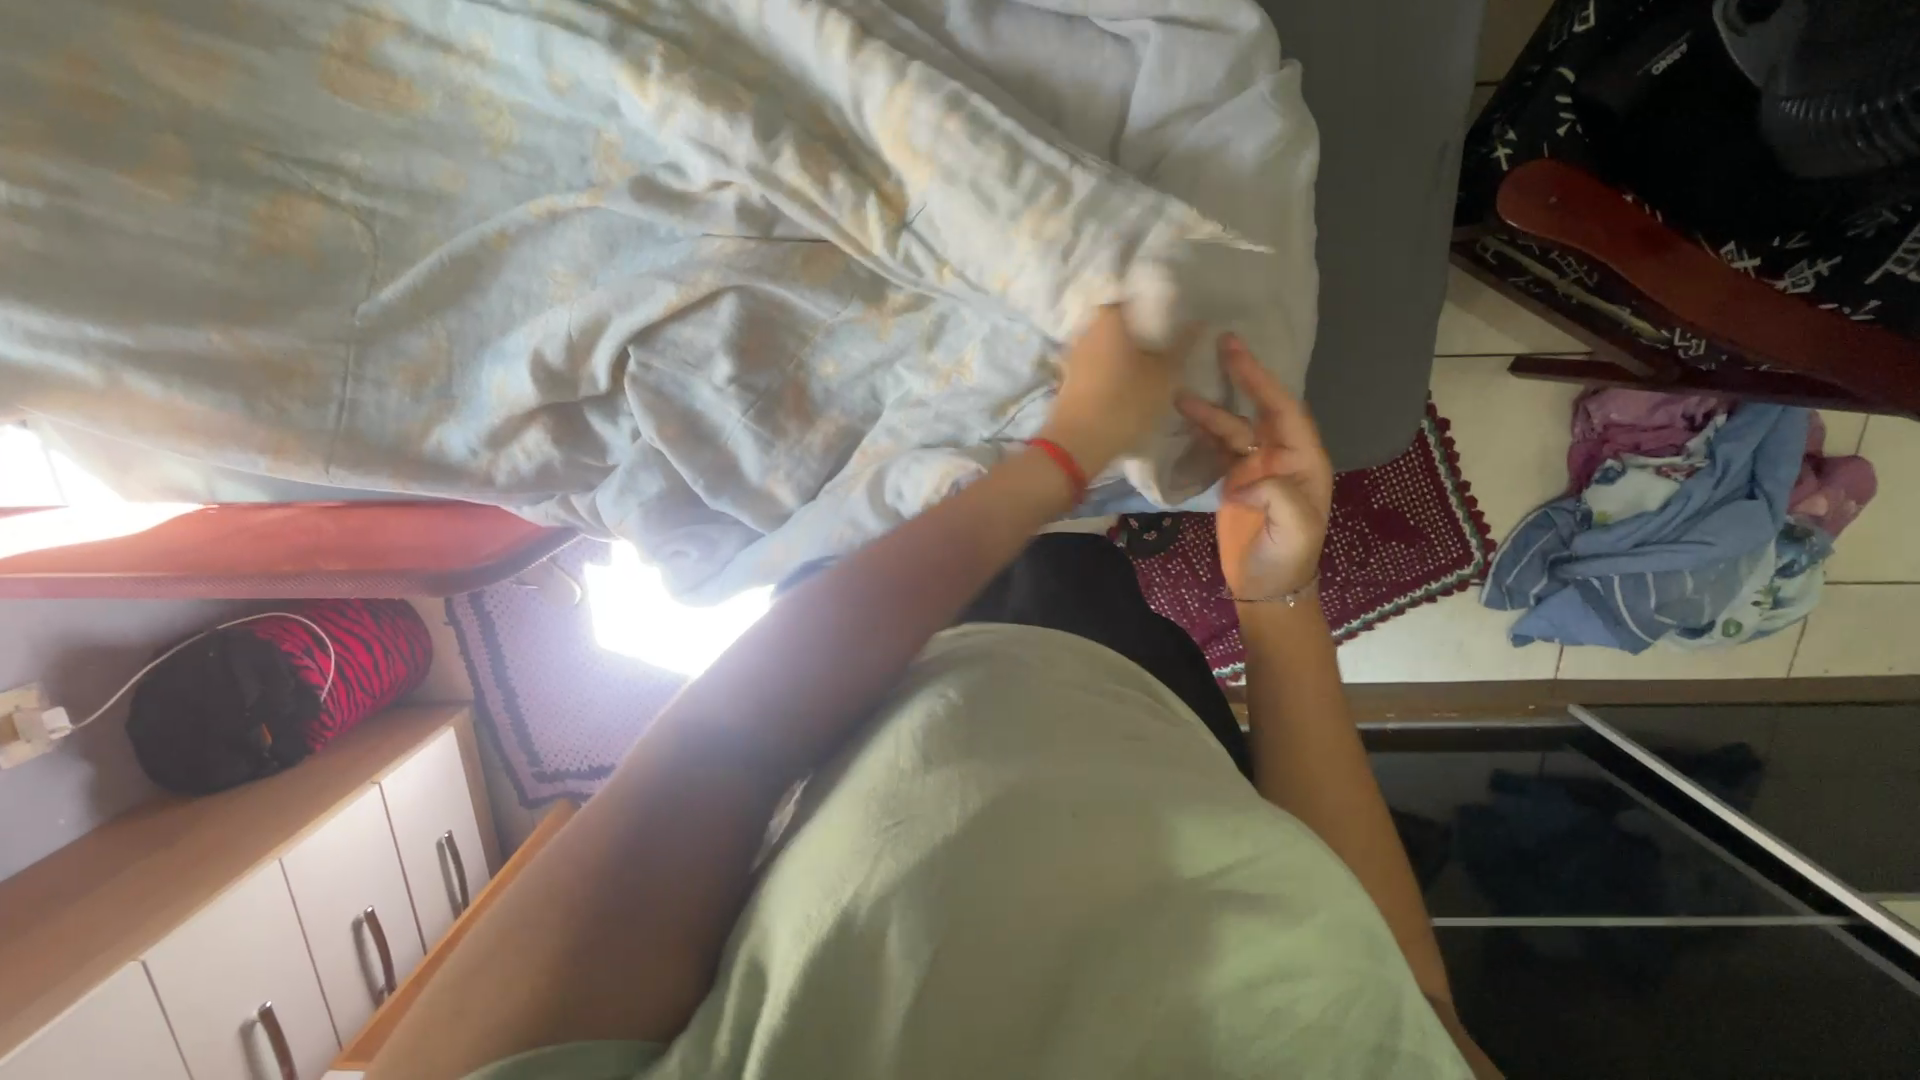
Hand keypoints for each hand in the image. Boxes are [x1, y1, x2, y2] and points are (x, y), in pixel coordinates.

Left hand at [1037, 306, 1194, 475]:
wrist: (1077, 444)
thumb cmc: (1125, 403)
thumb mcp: (1164, 376)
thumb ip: (1182, 346)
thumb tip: (1198, 322)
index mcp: (1109, 316)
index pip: (1137, 296)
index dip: (1158, 306)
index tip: (1175, 319)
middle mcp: (1087, 328)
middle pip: (1121, 320)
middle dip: (1143, 330)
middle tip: (1166, 344)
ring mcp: (1074, 353)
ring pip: (1108, 342)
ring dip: (1127, 350)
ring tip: (1150, 366)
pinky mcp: (1069, 377)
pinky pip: (1098, 361)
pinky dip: (1113, 366)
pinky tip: (1128, 381)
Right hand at [1176, 333, 1332, 600]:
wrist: (1267, 589)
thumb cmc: (1288, 558)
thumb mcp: (1296, 530)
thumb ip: (1281, 497)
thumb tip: (1251, 474)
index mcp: (1304, 461)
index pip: (1284, 411)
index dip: (1262, 381)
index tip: (1238, 354)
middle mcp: (1281, 456)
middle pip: (1259, 409)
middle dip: (1241, 377)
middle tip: (1219, 344)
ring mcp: (1255, 468)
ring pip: (1232, 427)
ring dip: (1209, 410)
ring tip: (1178, 395)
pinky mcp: (1232, 481)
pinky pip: (1217, 447)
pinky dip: (1201, 431)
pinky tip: (1181, 418)